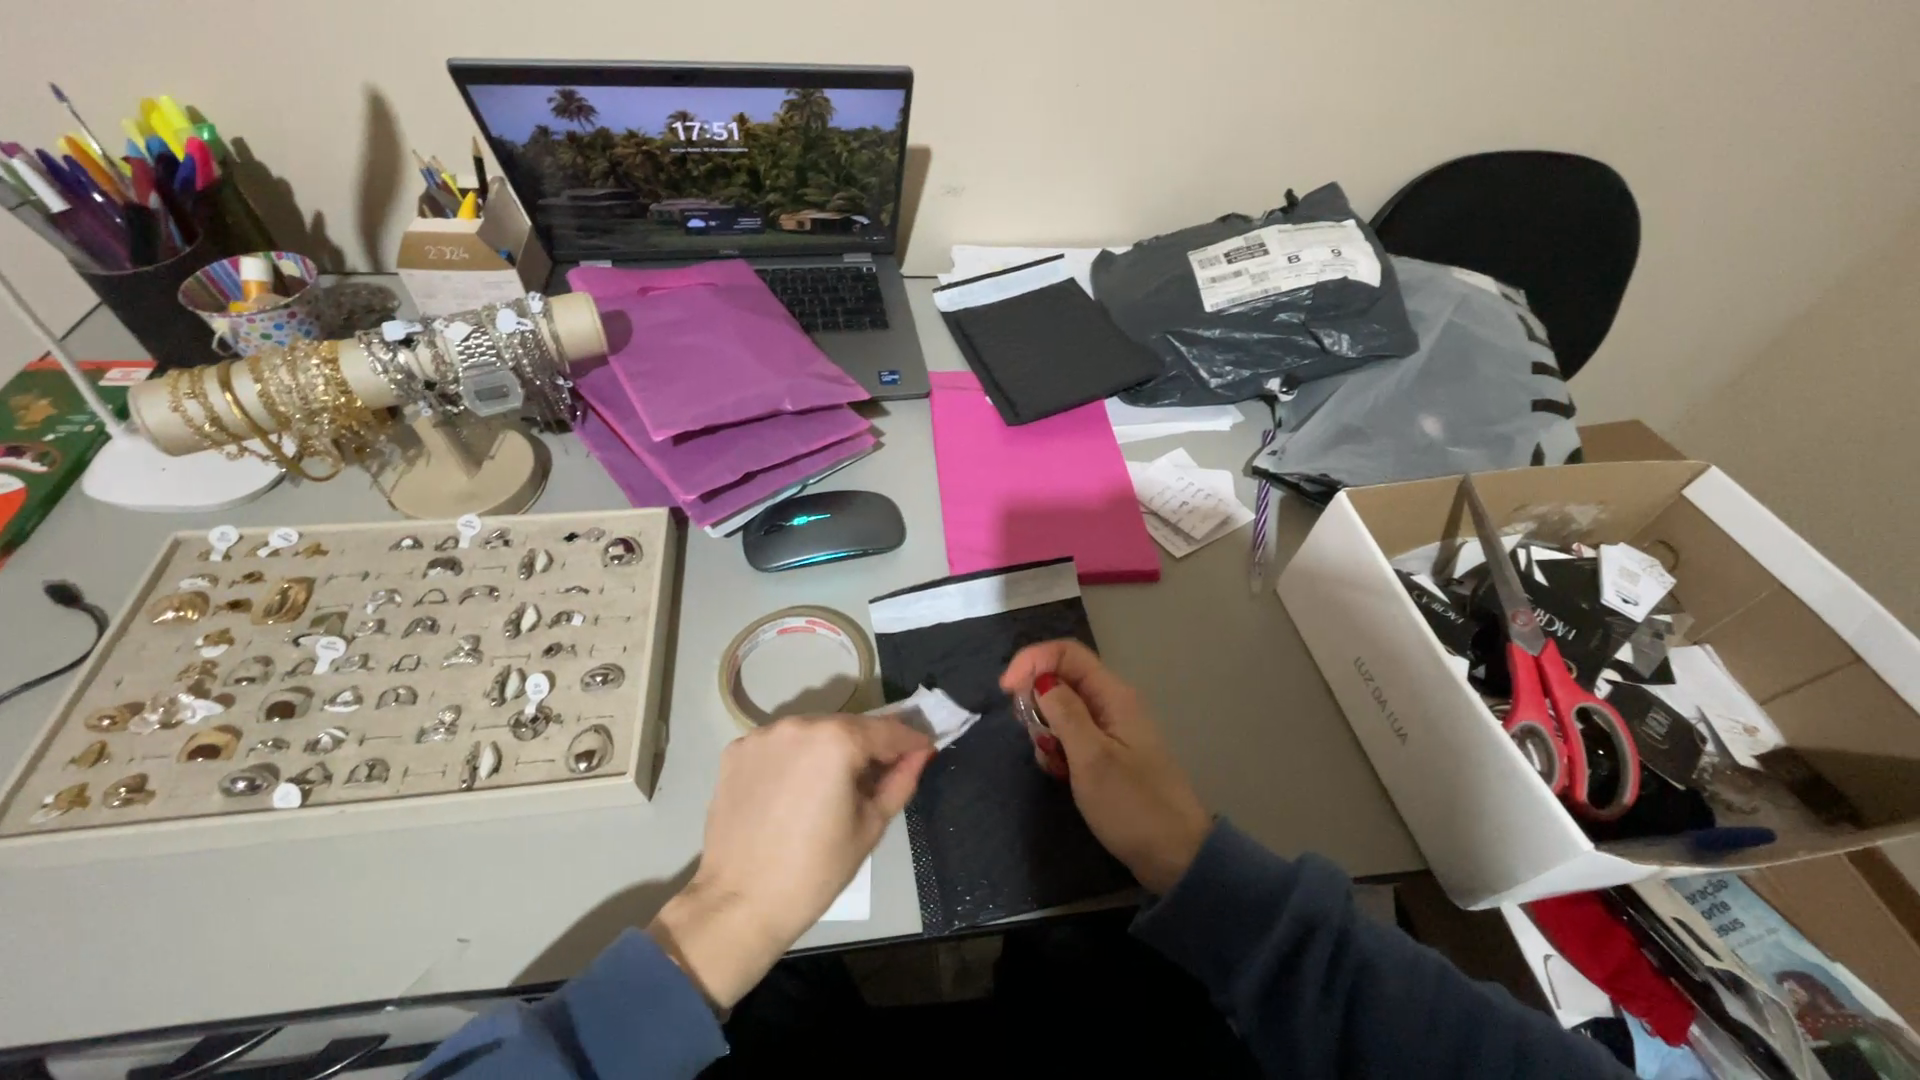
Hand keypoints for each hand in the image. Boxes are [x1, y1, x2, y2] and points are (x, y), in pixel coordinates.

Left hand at [648, 714, 932, 1007]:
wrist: (740, 903)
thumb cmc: (816, 870)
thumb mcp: (870, 826)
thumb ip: (900, 781)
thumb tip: (920, 754)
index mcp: (836, 740)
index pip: (886, 730)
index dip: (910, 742)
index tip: (924, 750)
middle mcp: (798, 725)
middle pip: (847, 727)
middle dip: (867, 747)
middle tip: (880, 776)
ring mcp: (762, 736)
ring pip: (812, 734)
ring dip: (829, 751)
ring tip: (832, 788)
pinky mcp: (736, 752)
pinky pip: (779, 746)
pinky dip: (794, 759)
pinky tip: (794, 791)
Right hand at [1001, 640, 1211, 894]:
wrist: (1174, 856)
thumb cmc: (1132, 805)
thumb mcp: (1091, 757)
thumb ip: (1063, 713)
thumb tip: (1040, 680)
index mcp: (1113, 695)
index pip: (1066, 653)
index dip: (1031, 662)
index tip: (1004, 691)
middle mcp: (1112, 704)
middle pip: (1061, 680)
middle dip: (1036, 702)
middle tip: (1034, 737)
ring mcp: (1110, 730)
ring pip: (1061, 711)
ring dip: (1046, 731)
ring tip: (1054, 764)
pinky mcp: (1106, 755)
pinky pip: (1071, 738)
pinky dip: (1057, 751)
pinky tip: (1061, 775)